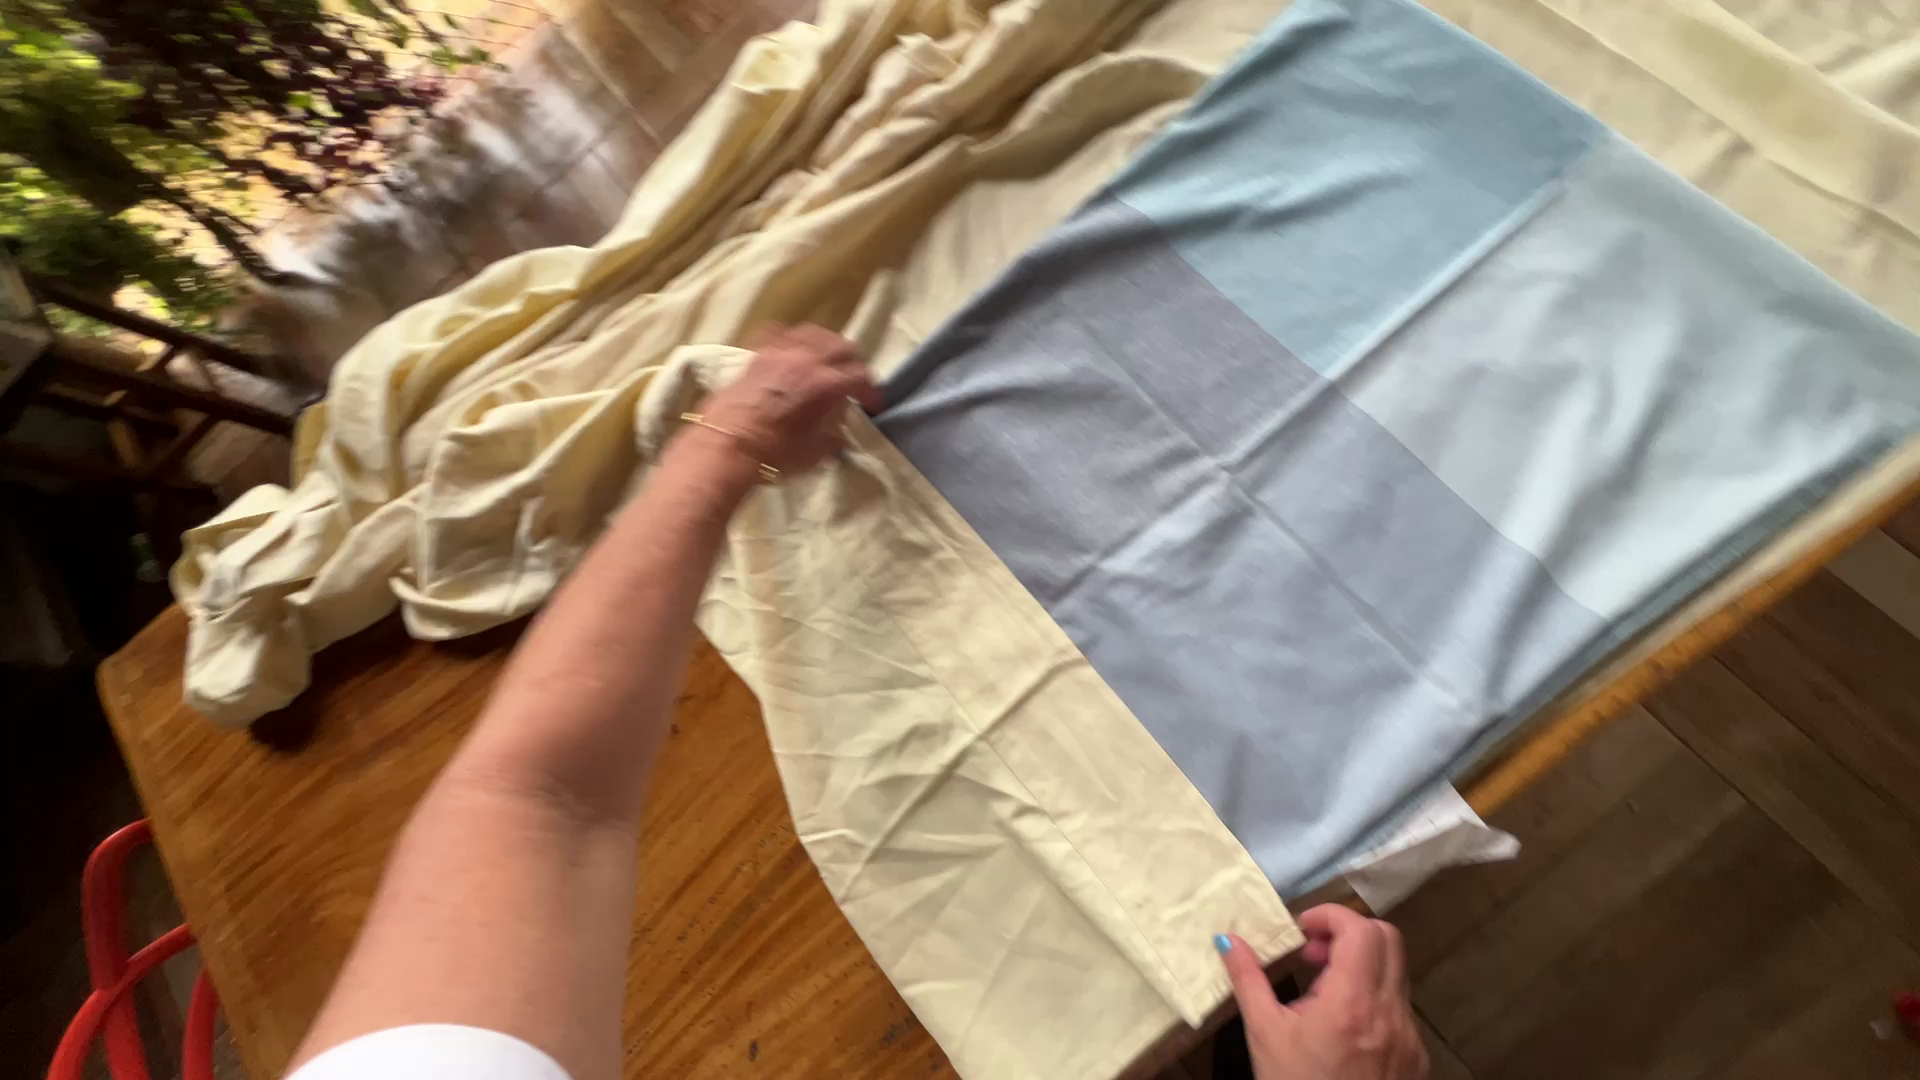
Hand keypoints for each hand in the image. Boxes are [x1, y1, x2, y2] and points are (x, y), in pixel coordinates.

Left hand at [695, 323, 881, 474]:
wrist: (728, 446)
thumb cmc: (775, 454)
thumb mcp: (816, 452)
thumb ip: (833, 436)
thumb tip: (838, 433)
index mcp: (826, 384)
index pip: (861, 377)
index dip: (872, 392)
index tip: (873, 405)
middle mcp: (807, 360)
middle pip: (842, 346)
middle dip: (854, 363)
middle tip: (853, 380)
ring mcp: (780, 352)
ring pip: (814, 332)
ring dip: (827, 344)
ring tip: (827, 359)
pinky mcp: (757, 354)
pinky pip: (780, 332)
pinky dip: (793, 338)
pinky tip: (794, 350)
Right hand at [1218, 906, 1428, 1079]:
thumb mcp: (1263, 1032)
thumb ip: (1247, 977)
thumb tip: (1227, 938)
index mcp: (1352, 1003)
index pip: (1361, 931)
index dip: (1331, 915)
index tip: (1301, 930)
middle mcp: (1390, 1014)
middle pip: (1388, 940)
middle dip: (1348, 932)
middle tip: (1313, 951)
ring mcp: (1409, 1037)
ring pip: (1396, 971)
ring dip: (1360, 962)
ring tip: (1322, 986)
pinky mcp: (1415, 1058)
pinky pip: (1398, 1004)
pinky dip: (1371, 993)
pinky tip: (1342, 1022)